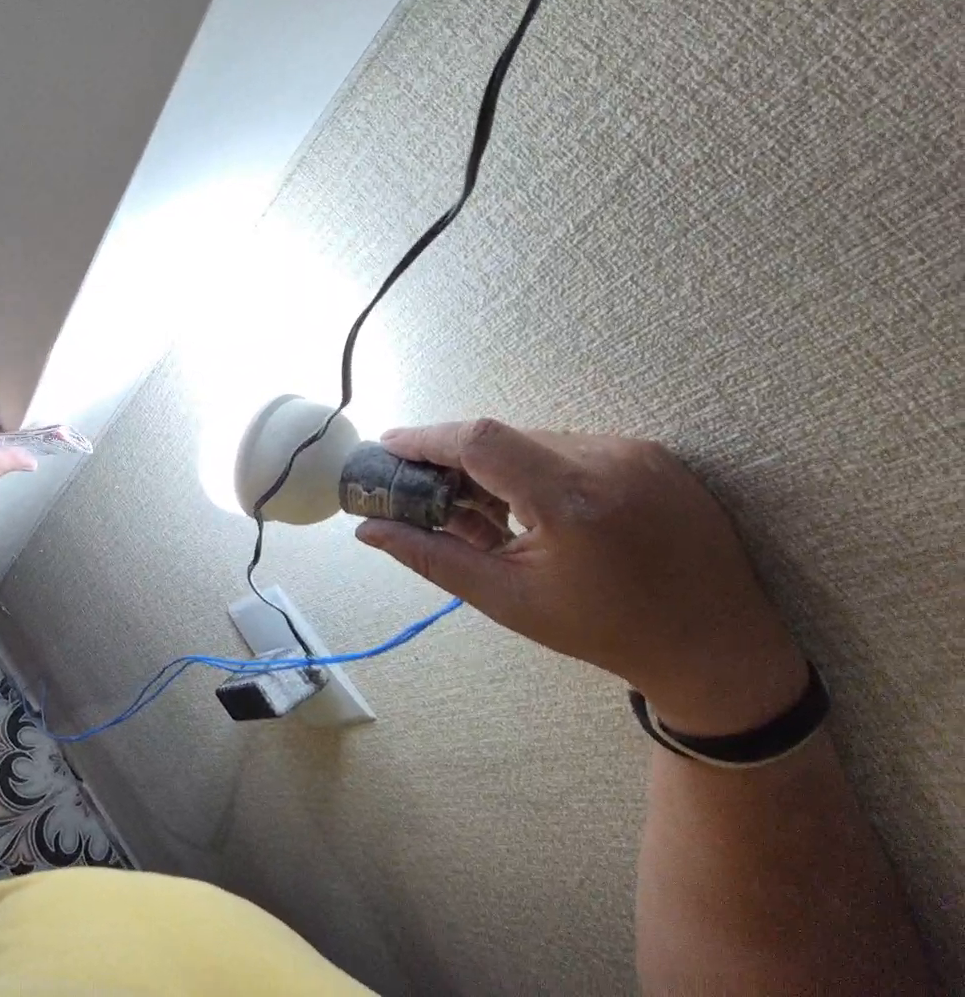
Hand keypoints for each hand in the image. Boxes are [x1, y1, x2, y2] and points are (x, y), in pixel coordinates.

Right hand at [355, 419, 808, 735]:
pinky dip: (536, 470)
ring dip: (497, 468)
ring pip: (536, 442)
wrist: (717, 646)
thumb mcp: (504, 598)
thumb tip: (367, 529)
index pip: (481, 441)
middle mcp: (610, 460)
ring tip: (485, 516)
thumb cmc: (601, 629)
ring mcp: (640, 453)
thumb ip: (430, 557)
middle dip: (456, 461)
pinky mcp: (656, 457)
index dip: (426, 439)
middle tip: (429, 498)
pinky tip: (532, 511)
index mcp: (572, 500)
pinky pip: (572, 449)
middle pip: (505, 439)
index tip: (388, 447)